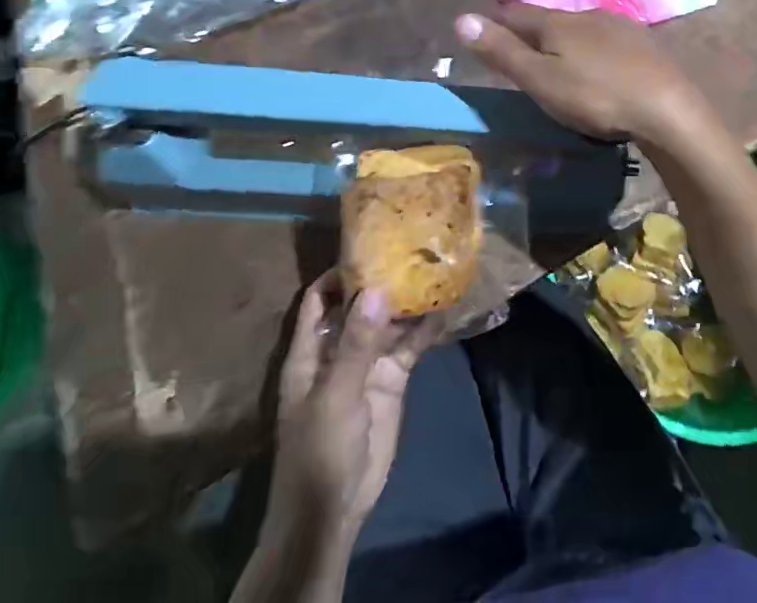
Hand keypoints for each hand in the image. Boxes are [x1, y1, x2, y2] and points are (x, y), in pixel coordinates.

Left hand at [266, 274, 435, 544]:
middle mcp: (339, 350)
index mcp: (311, 350)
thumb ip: (356, 344)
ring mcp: (367, 364)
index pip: (319, 301)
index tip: (366, 249)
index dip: (337, 275)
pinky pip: (409, 347)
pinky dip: (425, 330)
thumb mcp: (335, 394)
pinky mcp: (391, 380)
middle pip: (359, 307)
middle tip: (412, 251)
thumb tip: (376, 291)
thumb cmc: (319, 449)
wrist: (334, 507)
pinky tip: (445, 309)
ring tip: (435, 271)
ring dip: (407, 303)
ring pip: (388, 324)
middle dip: (381, 282)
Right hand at [455, 4, 719, 148]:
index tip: (486, 38)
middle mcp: (590, 14)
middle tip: (521, 59)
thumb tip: (461, 18)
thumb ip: (502, 51)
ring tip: (561, 68)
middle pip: (550, 20)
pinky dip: (595, 55)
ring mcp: (622, 27)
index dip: (497, 23)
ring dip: (566, 44)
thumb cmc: (596, 96)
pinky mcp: (646, 46)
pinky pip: (609, 44)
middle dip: (532, 35)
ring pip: (582, 31)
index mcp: (558, 22)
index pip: (516, 13)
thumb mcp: (540, 80)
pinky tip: (602, 74)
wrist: (667, 109)